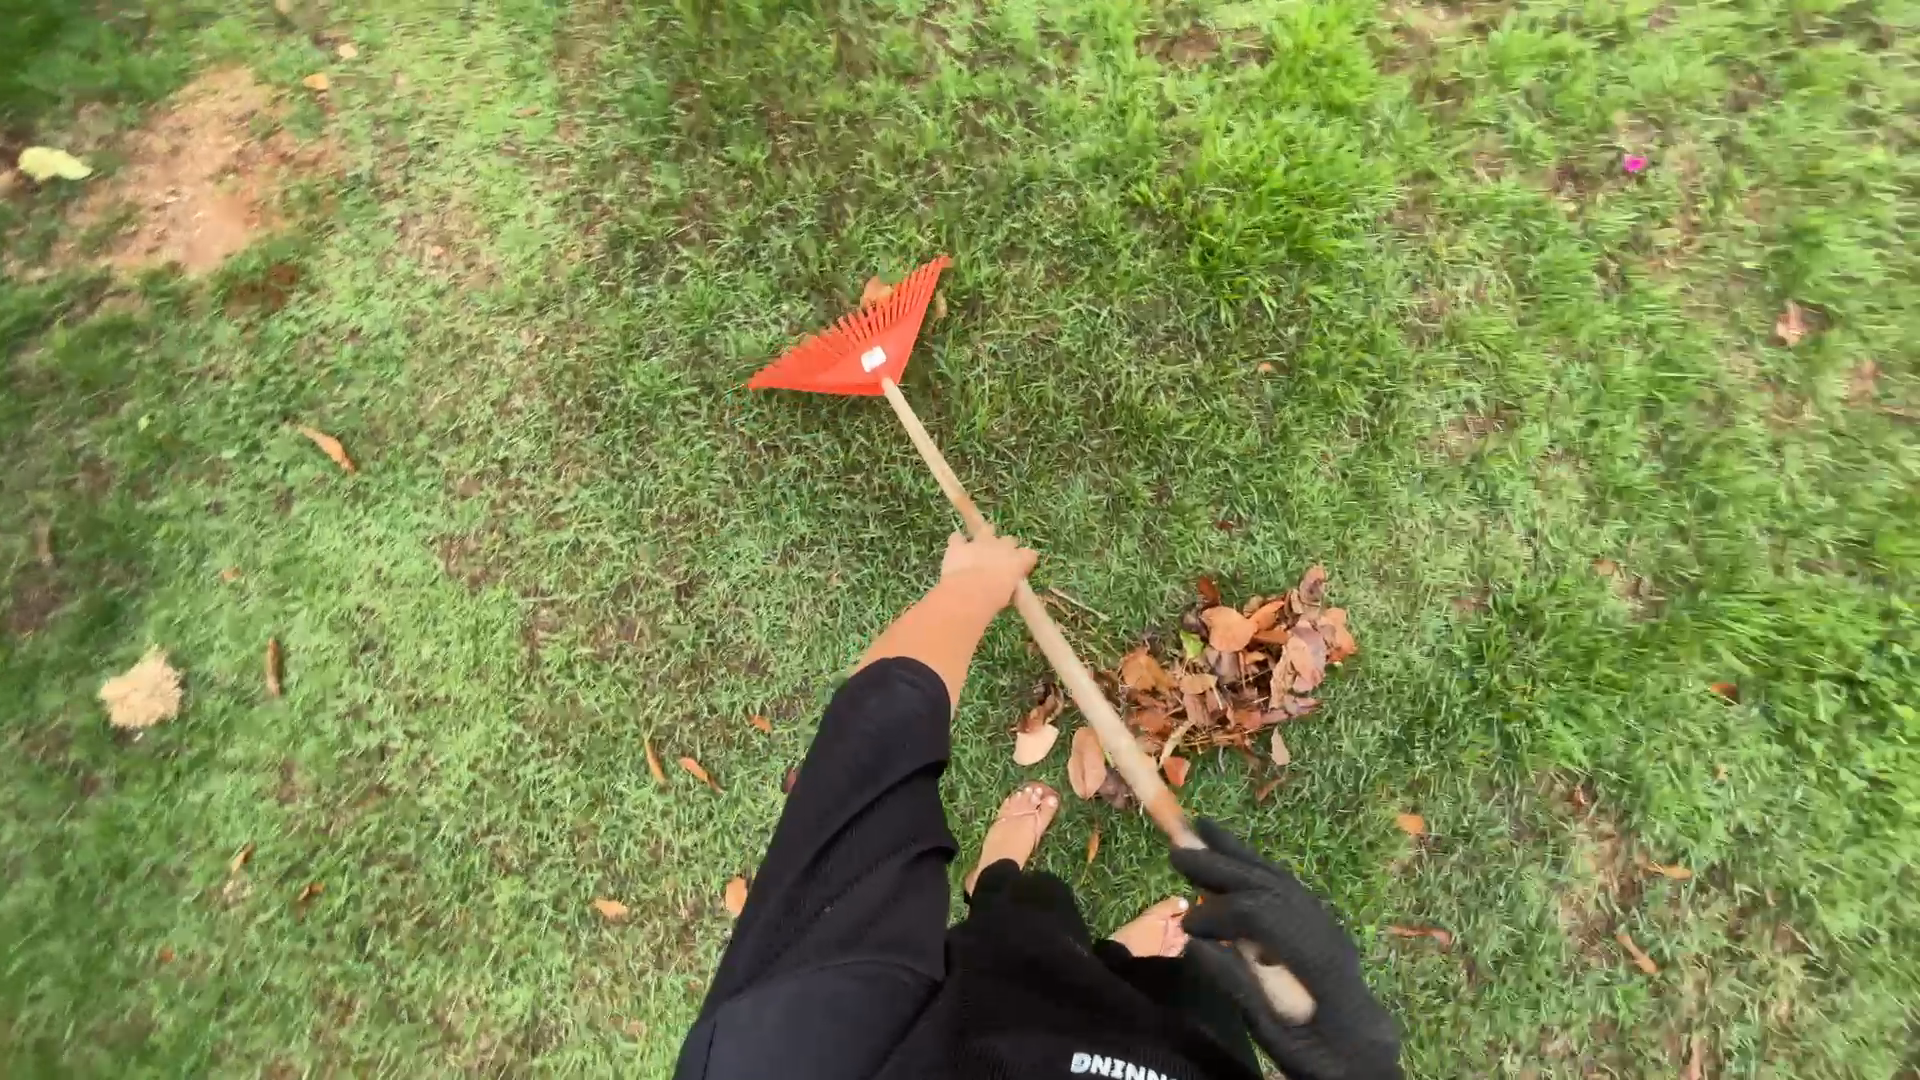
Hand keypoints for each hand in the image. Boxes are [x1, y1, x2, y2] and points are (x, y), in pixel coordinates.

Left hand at [938, 531, 1036, 610]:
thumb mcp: (1008, 596)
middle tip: (999, 559)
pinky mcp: (959, 545)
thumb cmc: (994, 599)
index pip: (1029, 555)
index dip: (1024, 560)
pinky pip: (957, 537)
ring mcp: (980, 543)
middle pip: (1009, 540)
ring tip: (979, 546)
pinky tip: (956, 548)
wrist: (970, 592)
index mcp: (1018, 560)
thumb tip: (1006, 587)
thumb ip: (1009, 585)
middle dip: (1005, 547)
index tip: (1020, 569)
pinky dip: (957, 542)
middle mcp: (1002, 546)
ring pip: (986, 530)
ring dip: (984, 536)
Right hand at [1171, 819, 1401, 1079]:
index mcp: (1321, 967)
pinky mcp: (1326, 923)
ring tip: (1203, 827)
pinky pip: (1288, 884)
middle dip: (1221, 866)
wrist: (1368, 1065)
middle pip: (1269, 888)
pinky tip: (1236, 857)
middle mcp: (1327, 935)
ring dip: (1237, 853)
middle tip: (1177, 852)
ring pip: (1279, 878)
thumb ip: (1238, 987)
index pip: (1264, 918)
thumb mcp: (1276, 1036)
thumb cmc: (1320, 1058)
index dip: (1220, 914)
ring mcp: (1330, 925)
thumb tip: (1192, 945)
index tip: (1188, 927)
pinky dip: (1256, 865)